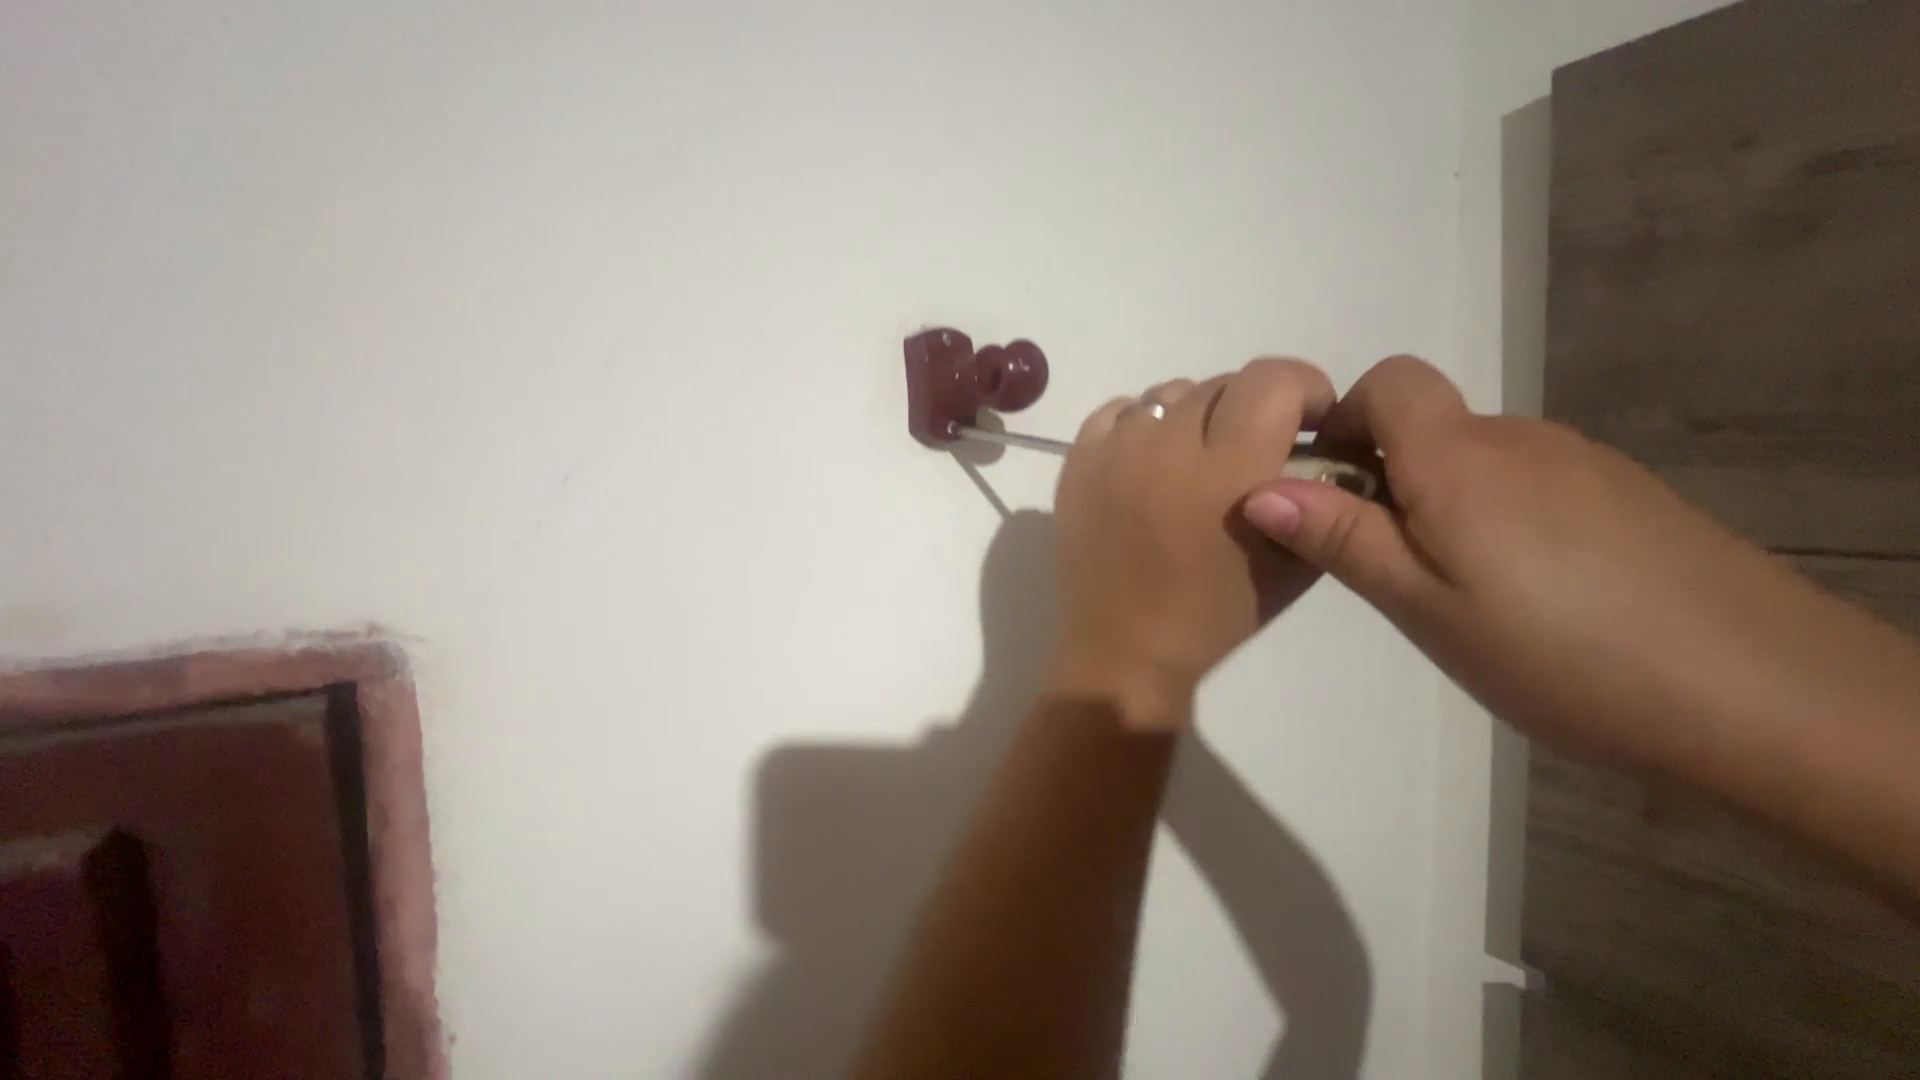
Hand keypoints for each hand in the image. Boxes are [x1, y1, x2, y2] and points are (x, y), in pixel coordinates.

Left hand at [1048, 358, 1330, 729]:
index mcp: (1229, 470)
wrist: (1125, 651)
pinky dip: (1141, 424)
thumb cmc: (1216, 617)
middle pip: (1221, 385)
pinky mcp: (1077, 464)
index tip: (1309, 419)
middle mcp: (1168, 447)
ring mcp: (1115, 452)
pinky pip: (1117, 412)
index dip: (1302, 387)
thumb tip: (1321, 449)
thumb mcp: (1293, 563)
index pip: (1271, 380)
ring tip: (1196, 458)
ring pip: (1168, 395)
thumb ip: (1317, 495)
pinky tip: (1150, 458)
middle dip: (1252, 405)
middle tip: (1254, 446)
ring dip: (1194, 415)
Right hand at [1237, 354, 1869, 767]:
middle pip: (1429, 425)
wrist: (1762, 694)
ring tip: (1455, 592)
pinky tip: (1528, 595)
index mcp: (1459, 456)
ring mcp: (1583, 466)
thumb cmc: (1557, 650)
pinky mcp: (1627, 498)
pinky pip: (1531, 486)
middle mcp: (1519, 440)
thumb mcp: (1422, 604)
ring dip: (1441, 502)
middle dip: (1384, 474)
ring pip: (1479, 461)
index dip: (1344, 417)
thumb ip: (1341, 538)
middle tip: (1381, 565)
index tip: (1325, 486)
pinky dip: (1499, 519)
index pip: (1388, 382)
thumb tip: (1258, 487)